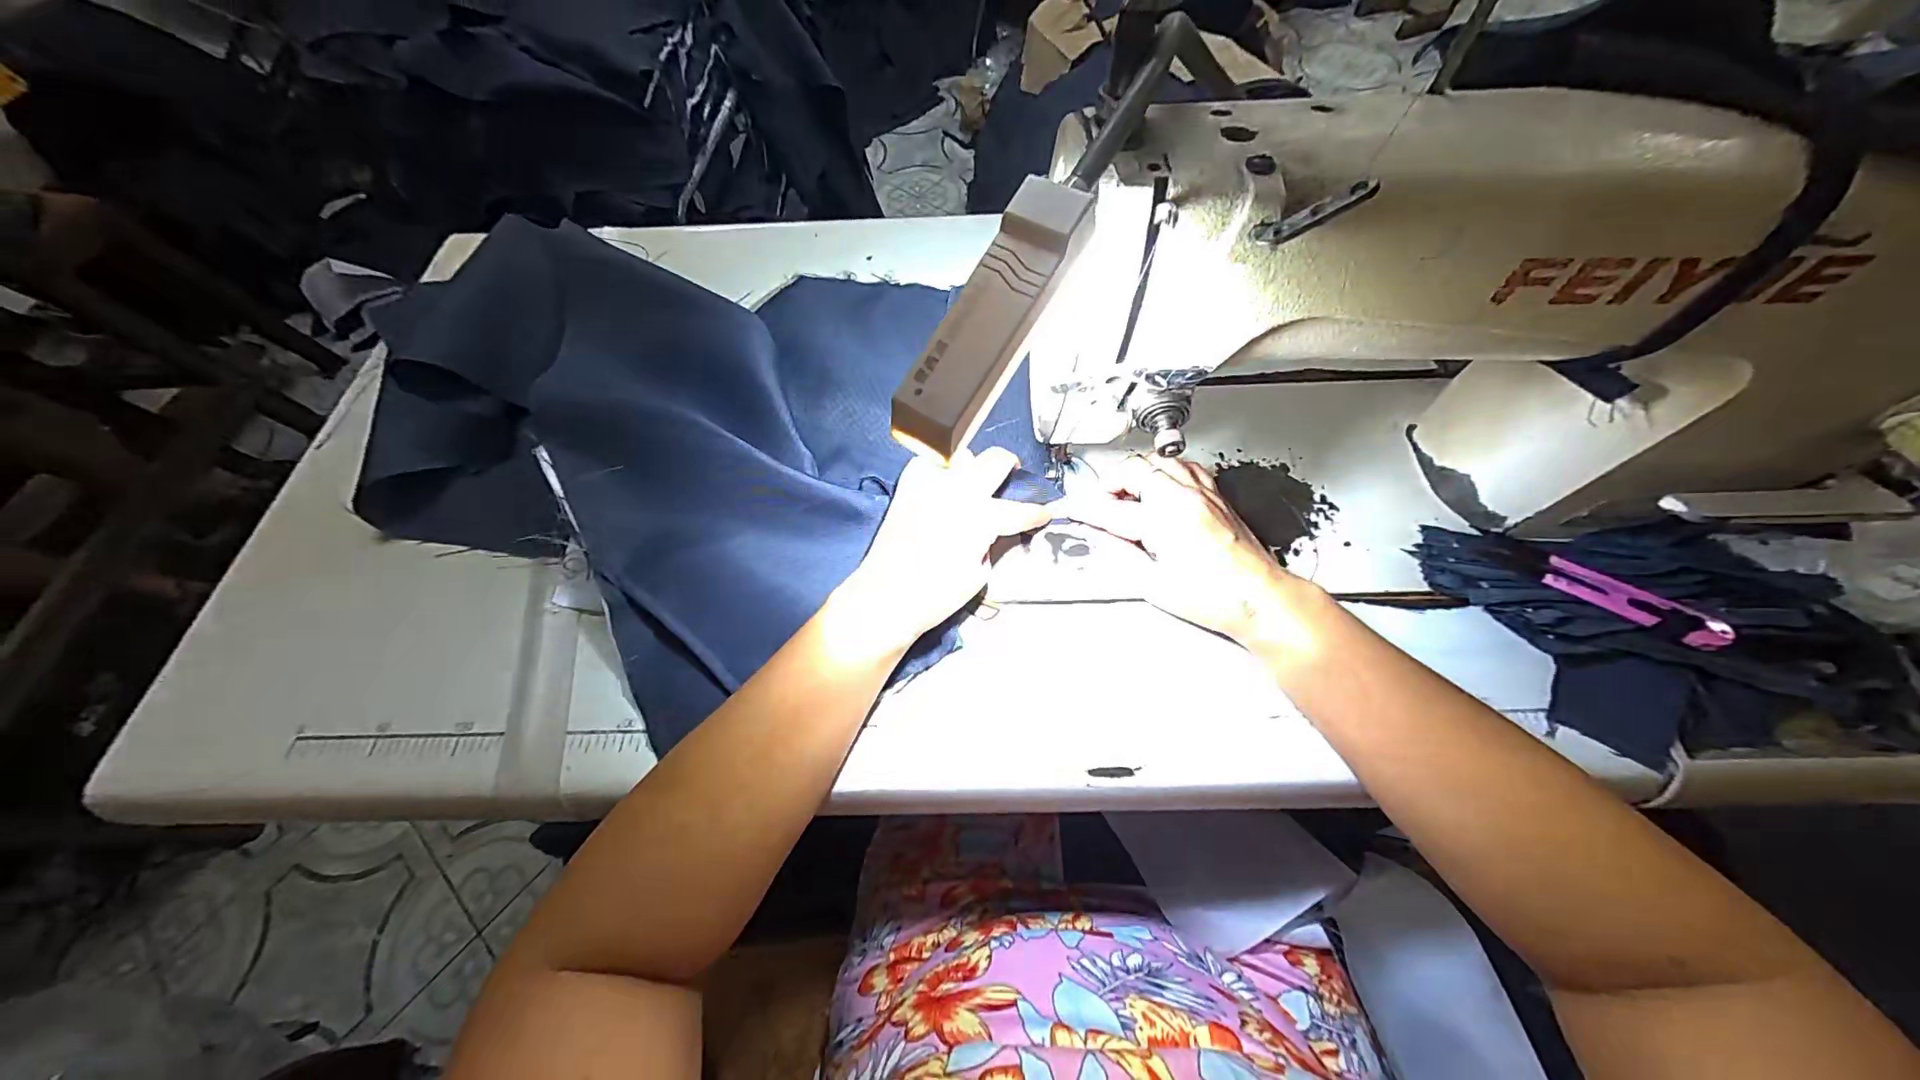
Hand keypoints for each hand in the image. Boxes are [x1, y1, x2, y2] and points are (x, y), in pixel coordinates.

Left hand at [831, 448, 1053, 653]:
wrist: (887, 594)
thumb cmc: (935, 593)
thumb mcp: (979, 572)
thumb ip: (991, 542)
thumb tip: (992, 532)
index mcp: (983, 516)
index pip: (1021, 509)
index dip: (1037, 513)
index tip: (1043, 512)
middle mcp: (959, 490)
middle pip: (996, 459)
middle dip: (1009, 467)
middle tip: (1009, 476)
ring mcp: (932, 483)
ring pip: (962, 454)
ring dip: (972, 466)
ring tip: (972, 481)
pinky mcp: (908, 485)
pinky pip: (930, 463)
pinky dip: (940, 469)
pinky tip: (942, 485)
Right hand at [1057, 455, 1320, 647]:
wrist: (1260, 598)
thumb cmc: (1218, 598)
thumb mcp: (1154, 585)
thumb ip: (1122, 555)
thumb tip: (1102, 538)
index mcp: (1164, 521)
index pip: (1111, 508)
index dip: (1085, 509)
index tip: (1073, 510)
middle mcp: (1184, 499)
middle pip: (1133, 469)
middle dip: (1109, 483)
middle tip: (1101, 502)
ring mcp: (1203, 493)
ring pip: (1159, 461)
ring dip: (1137, 473)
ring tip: (1128, 493)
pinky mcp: (1217, 496)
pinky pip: (1186, 466)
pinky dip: (1166, 471)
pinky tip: (1162, 486)